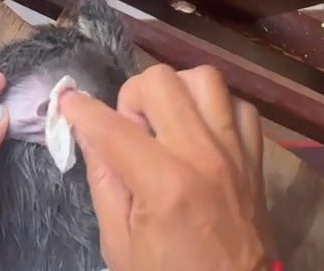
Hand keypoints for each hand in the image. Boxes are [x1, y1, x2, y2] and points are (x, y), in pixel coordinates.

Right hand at [63, 64, 271, 270]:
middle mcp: (201, 156)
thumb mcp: (120, 244)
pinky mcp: (255, 157)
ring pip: (203, 79)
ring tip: (168, 123)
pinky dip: (216, 109)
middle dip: (133, 98)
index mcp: (164, 185)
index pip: (111, 127)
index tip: (68, 101)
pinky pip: (237, 104)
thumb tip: (85, 129)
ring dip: (177, 93)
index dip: (81, 109)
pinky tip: (201, 132)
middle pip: (159, 81)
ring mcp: (234, 152)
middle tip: (131, 132)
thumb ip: (102, 180)